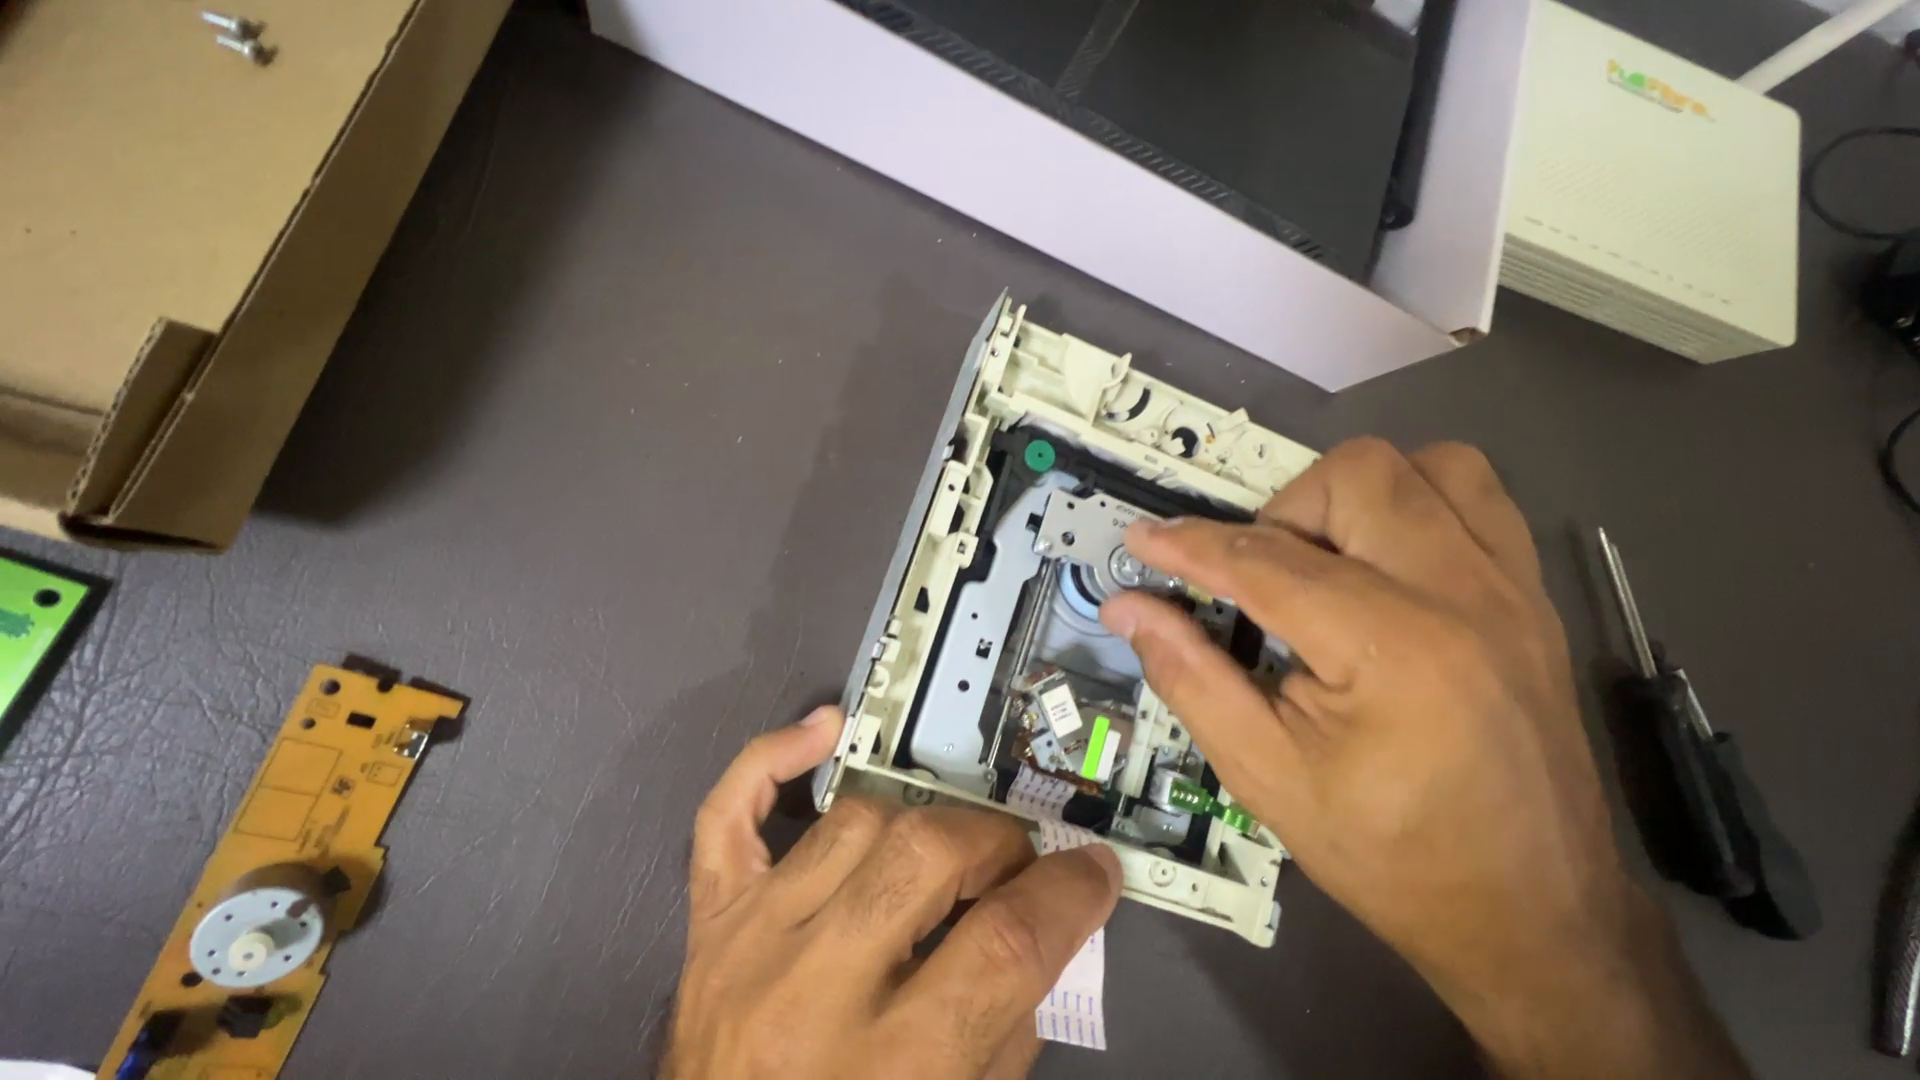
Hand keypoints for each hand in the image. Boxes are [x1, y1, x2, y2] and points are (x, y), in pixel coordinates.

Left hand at [665, 706, 1121, 1079]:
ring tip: (942, 851)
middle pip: (925, 857)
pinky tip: (822, 731)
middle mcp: (810, 994)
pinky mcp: (709, 921)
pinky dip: (773, 758)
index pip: (1003, 944)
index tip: (1093, 871)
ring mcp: (749, 944)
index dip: (1067, 893)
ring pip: (853, 822)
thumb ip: (1011, 1016)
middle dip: (992, 844)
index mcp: (890, 1069)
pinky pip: (727, 812)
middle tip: (1010, 865)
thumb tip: (1049, 912)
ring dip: (918, 823)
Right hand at [1101, 438, 1746, 1077]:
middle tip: (1257, 581)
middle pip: (1355, 477)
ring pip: (1427, 463)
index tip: (1141, 541)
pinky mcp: (1535, 596)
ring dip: (1353, 496)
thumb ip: (1190, 677)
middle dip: (1280, 514)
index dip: (1190, 546)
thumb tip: (1128, 609)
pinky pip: (1477, 496)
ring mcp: (1513, 587)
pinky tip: (1383, 563)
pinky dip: (1415, 502)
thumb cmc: (1389, 855)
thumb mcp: (1266, 777)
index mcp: (1393, 649)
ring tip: (1323, 562)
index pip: (1267, 562)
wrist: (1533, 914)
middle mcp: (1463, 594)